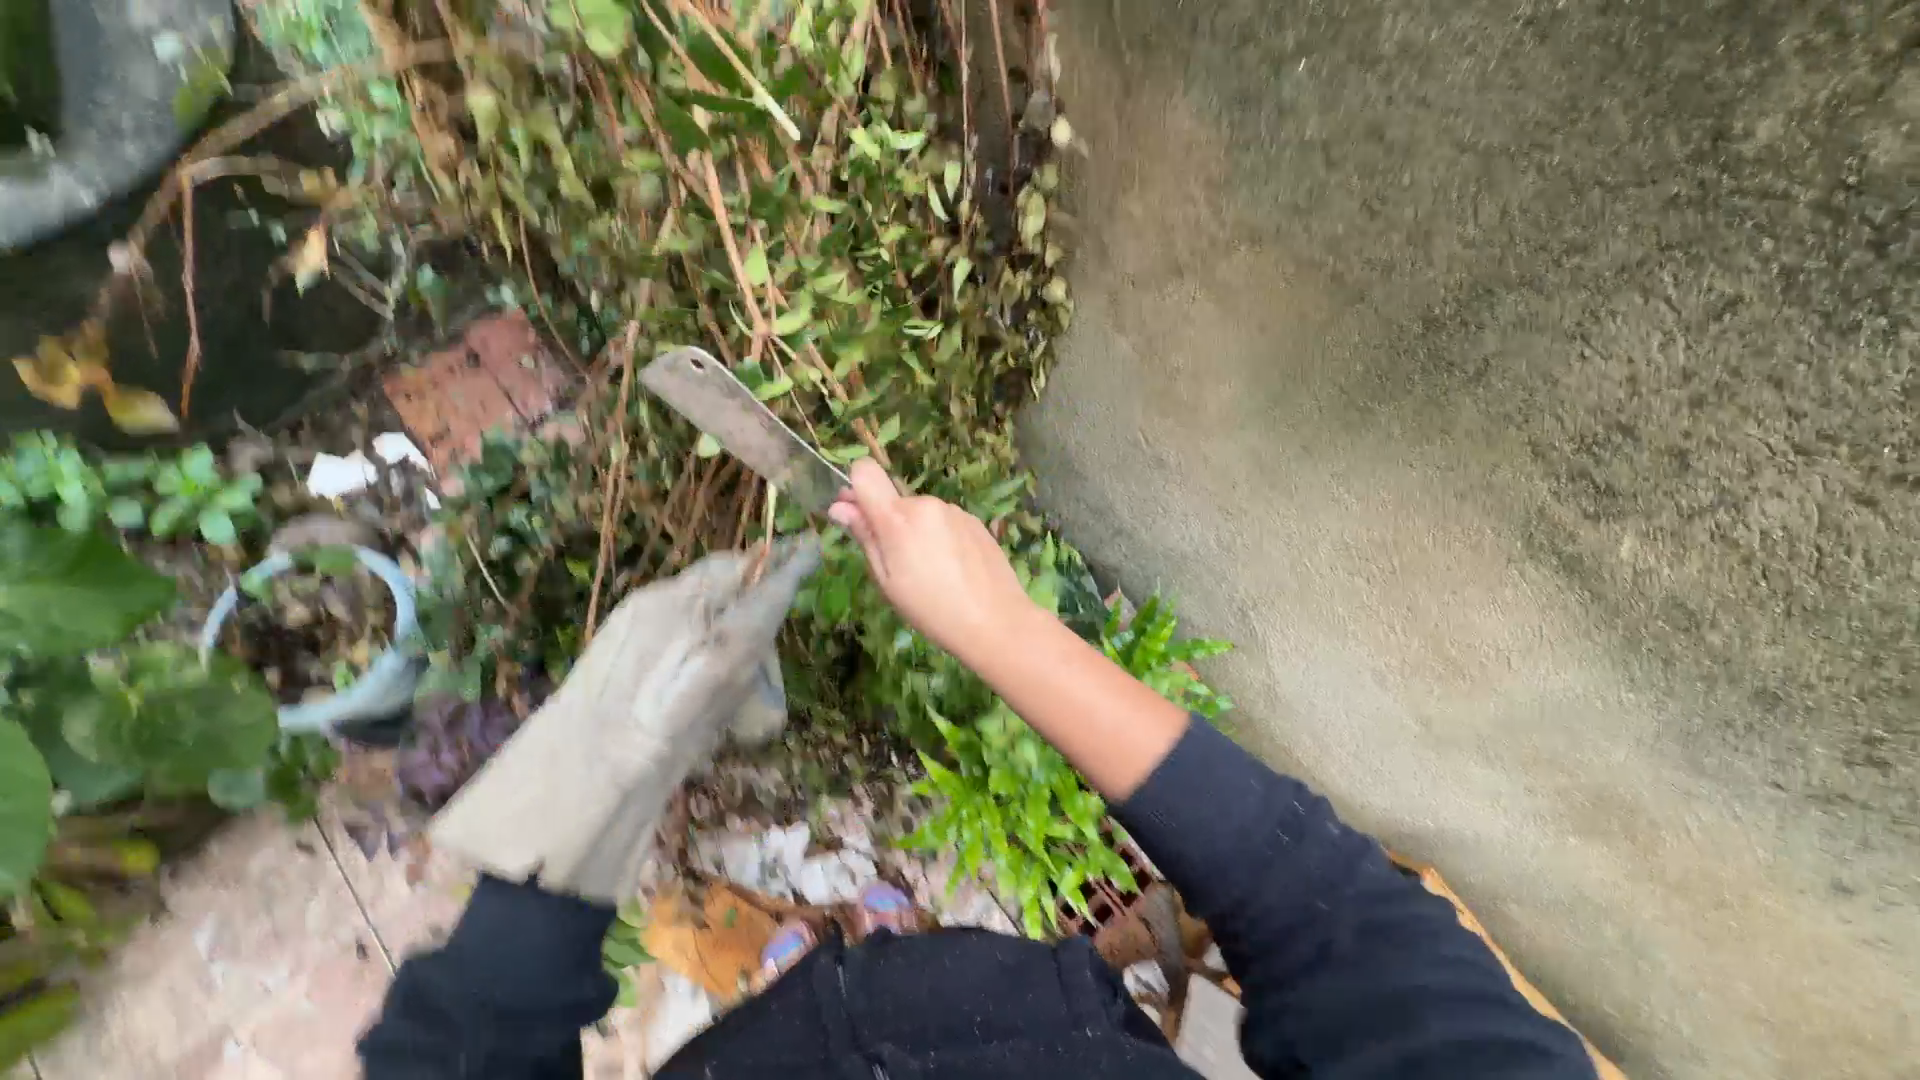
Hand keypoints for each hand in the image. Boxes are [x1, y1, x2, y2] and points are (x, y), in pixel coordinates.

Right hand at [827, 460, 1039, 661]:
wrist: (995, 621)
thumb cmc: (930, 609)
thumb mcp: (886, 580)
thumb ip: (865, 538)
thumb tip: (839, 508)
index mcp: (898, 518)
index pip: (865, 471)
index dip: (856, 488)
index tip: (858, 515)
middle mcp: (926, 504)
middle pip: (895, 501)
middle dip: (890, 524)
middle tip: (900, 566)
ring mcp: (954, 510)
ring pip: (921, 514)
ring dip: (917, 532)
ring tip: (931, 573)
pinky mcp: (974, 520)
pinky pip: (945, 522)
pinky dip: (941, 538)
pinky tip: (953, 569)